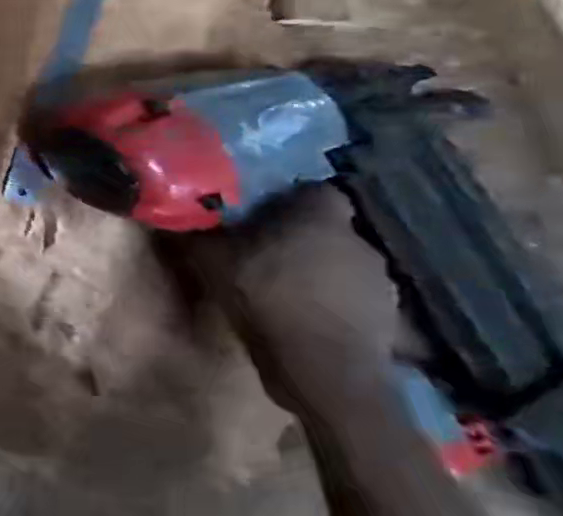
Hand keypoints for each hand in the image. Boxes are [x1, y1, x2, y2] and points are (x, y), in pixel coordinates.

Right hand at [178, 186, 400, 367]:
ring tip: (290, 282)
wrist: (323, 371)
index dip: (296, 197)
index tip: (268, 208)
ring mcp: (382, 286)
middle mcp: (360, 243)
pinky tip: (310, 314)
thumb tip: (172, 207)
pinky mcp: (390, 323)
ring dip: (324, 269)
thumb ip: (198, 230)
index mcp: (321, 218)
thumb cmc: (266, 296)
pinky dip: (338, 301)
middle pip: (333, 228)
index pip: (319, 191)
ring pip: (347, 264)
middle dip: (307, 235)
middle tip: (271, 245)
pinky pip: (357, 298)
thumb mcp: (212, 258)